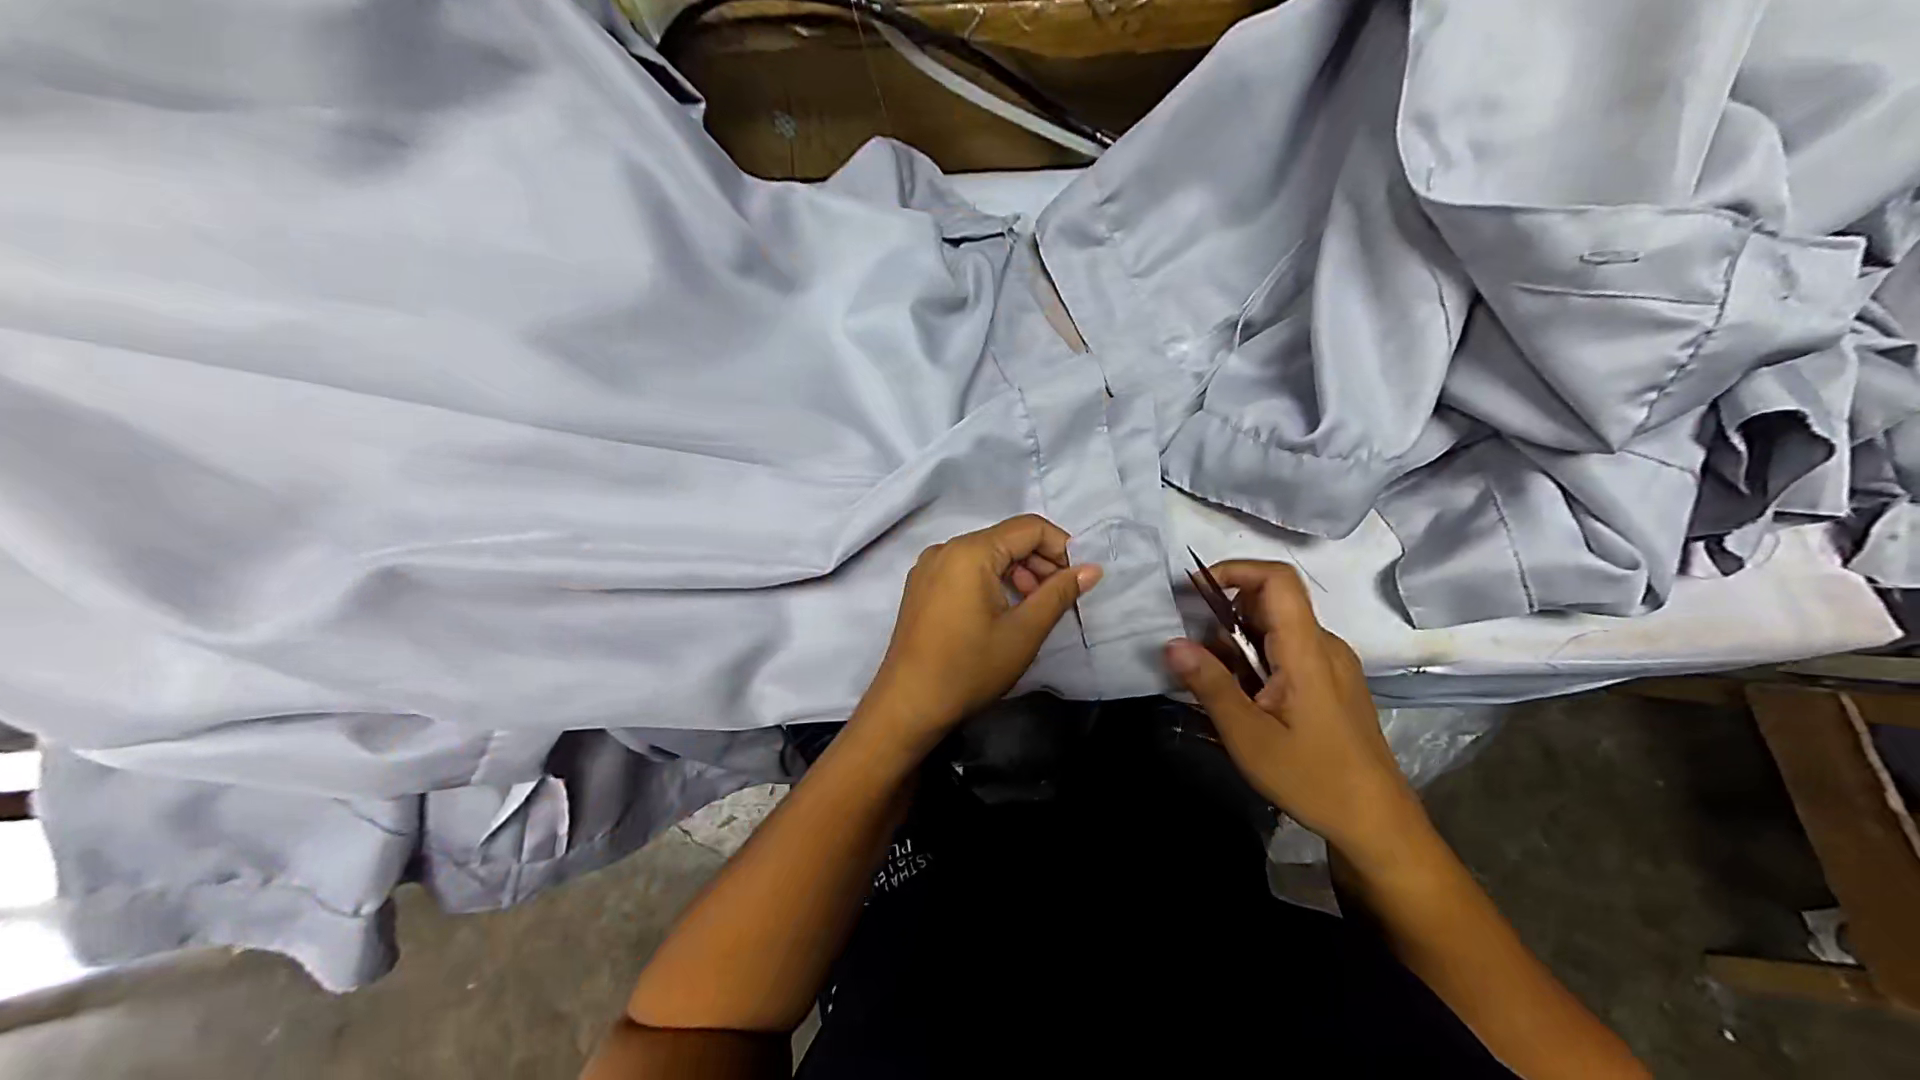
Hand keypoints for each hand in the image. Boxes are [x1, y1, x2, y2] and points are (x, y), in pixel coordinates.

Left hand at [858, 514, 1101, 751]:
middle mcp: (946, 549)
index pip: (1029, 528)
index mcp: (970, 552)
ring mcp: (929, 567)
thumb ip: (1059, 593)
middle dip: (1039, 562)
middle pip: (1006, 538)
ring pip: (986, 554)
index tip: (1078, 578)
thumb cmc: (969, 668)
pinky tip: (1003, 610)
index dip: (1061, 547)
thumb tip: (1091, 569)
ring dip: (1017, 572)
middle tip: (1058, 598)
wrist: (908, 704)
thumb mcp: (1024, 632)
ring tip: (1033, 607)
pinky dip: (991, 580)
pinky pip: (965, 568)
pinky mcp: (921, 585)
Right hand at [1165, 561, 1422, 861]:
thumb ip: (1210, 684)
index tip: (1194, 591)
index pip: (1277, 580)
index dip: (1235, 570)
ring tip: (1220, 689)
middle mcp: (1324, 646)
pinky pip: (1287, 650)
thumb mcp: (1248, 736)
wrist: (1376, 822)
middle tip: (1199, 659)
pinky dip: (1256, 660)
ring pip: (1275, 629)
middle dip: (1225, 619)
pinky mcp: (1331, 680)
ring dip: (1238, 645)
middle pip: (1270, 603)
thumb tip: (1172, 643)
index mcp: (1308, 651)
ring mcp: (1331, 663)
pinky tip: (1245, 700)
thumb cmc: (1312, 778)